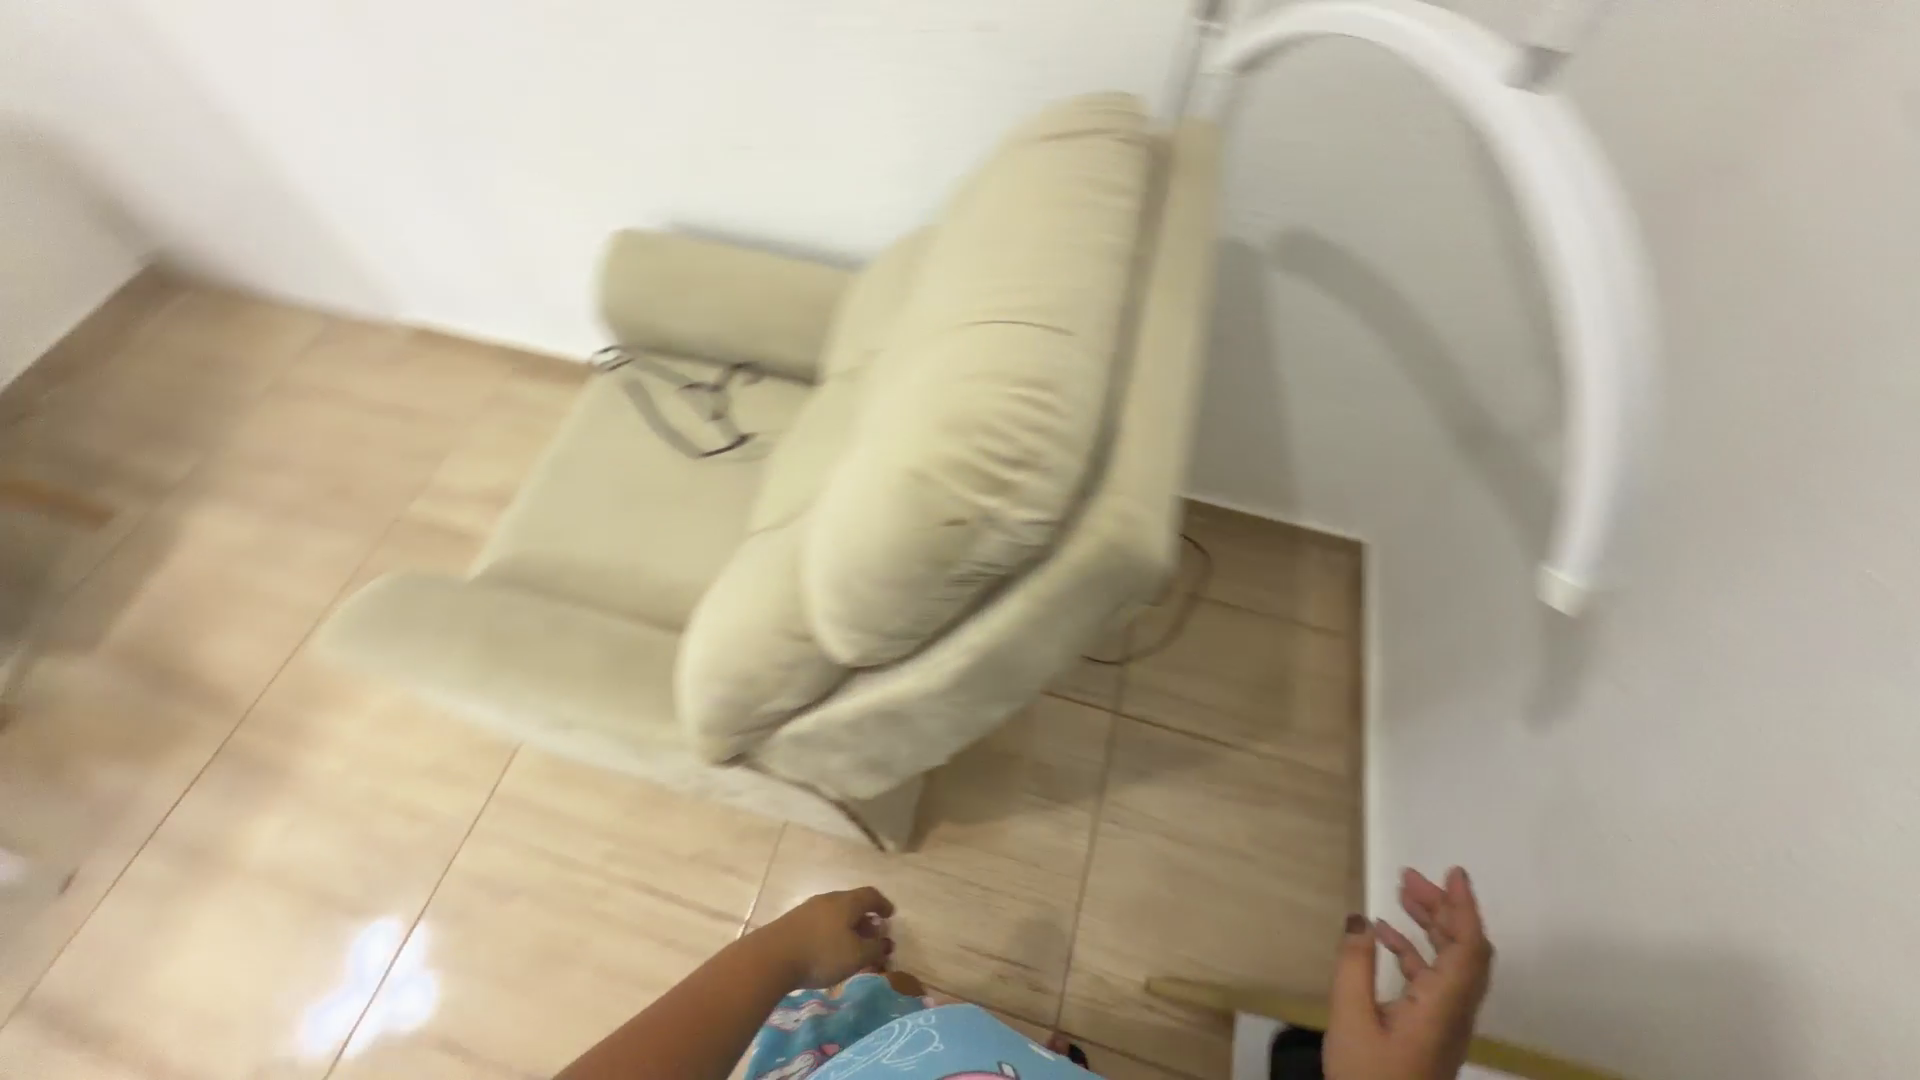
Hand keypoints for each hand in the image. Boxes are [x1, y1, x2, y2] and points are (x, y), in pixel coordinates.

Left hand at [752, 887, 895, 988]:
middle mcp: (829, 899)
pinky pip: (821, 921)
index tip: (890, 915)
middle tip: (873, 933)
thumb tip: (886, 942)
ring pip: (836, 913)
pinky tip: (829, 949)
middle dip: (866, 918)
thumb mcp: (856, 956)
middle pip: (853, 903)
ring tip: (852, 944)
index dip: (883, 904)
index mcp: (847, 902)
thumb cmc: (822, 954)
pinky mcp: (793, 922)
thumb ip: (875, 949)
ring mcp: (809, 908)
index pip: (871, 895)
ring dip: (848, 925)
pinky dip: (832, 931)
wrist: (772, 957)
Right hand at [1325, 868, 1493, 1079]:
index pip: (1467, 948)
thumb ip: (1354, 964)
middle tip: (1409, 878)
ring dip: (1430, 927)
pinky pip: (1433, 979)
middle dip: (1443, 909)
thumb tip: (1359, 919)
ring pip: (1450, 964)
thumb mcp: (1349, 1017)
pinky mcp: (1431, 1030)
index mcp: (1442, 1006)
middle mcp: (1453, 1011)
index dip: (1464, 908)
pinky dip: (1414, 951)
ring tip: (1400, 896)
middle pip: (1464, 951)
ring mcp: (1444, 1023)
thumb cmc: (1367, 1077)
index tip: (1452, 874)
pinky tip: (1383, 937)